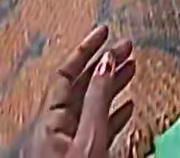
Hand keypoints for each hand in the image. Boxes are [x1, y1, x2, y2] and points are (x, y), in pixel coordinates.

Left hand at [22, 25, 135, 157]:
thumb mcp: (89, 138)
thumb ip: (97, 99)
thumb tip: (106, 60)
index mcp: (48, 121)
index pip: (66, 72)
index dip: (86, 49)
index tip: (104, 31)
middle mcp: (54, 131)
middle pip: (81, 86)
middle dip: (105, 64)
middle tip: (126, 47)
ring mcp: (66, 146)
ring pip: (92, 106)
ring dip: (112, 85)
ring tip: (131, 69)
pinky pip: (97, 128)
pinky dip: (112, 114)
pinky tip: (126, 107)